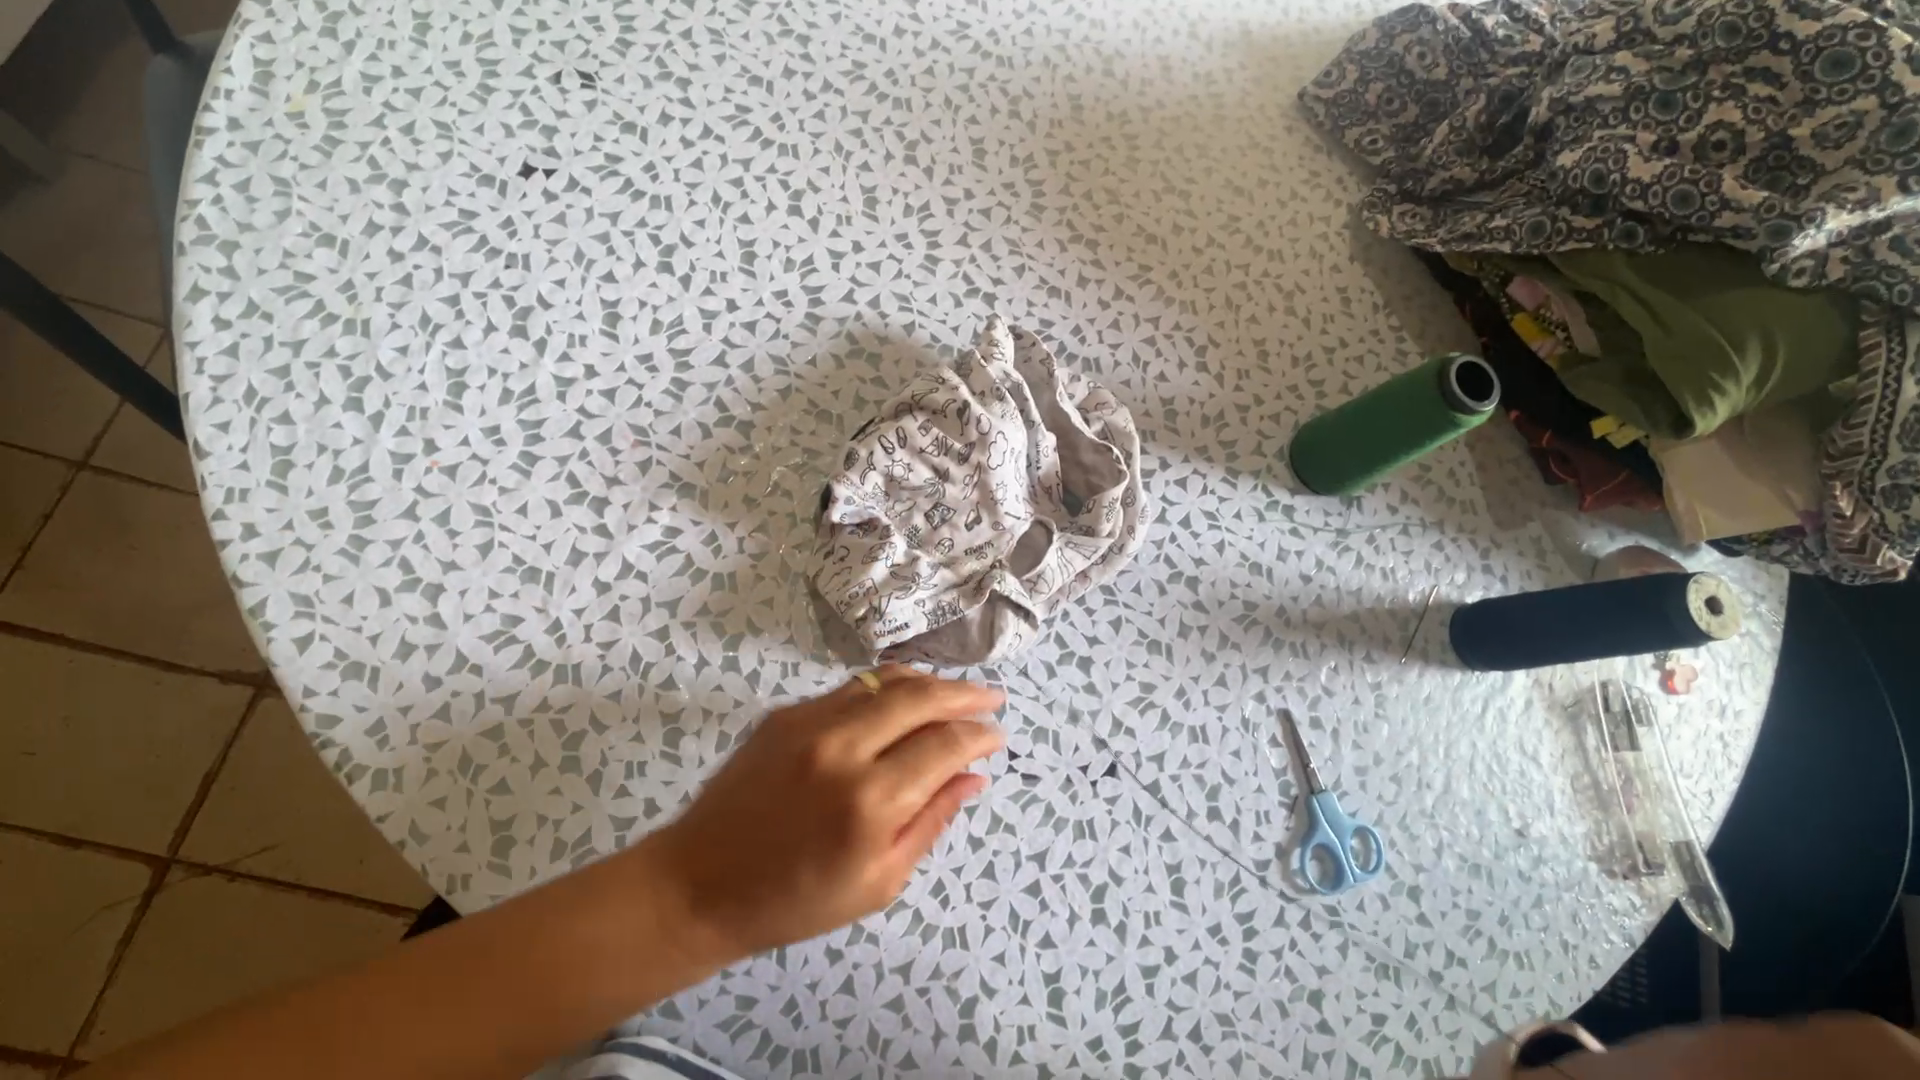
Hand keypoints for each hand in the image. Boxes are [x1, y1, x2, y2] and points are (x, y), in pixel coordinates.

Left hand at [647, 667, 1004, 958]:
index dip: (980, 736)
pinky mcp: (785, 714)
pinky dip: (887, 689)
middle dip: (965, 694)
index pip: (945, 745)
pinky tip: (902, 700)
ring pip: (886, 681)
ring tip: (955, 692)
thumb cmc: (796, 901)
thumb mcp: (879, 881)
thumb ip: (932, 821)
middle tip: (991, 698)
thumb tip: (974, 777)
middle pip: (921, 697)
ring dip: (928, 682)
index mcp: (871, 801)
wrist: (701, 883)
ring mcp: (809, 723)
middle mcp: (843, 748)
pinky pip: (851, 689)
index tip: (998, 737)